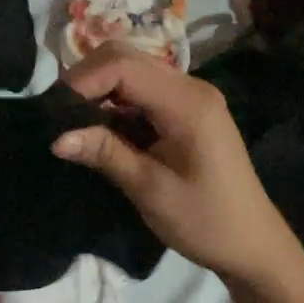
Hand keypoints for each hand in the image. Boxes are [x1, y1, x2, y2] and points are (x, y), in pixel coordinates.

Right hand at [51, 45, 291, 282]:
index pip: (123, 66)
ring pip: (131, 73)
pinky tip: (98, 133)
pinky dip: (114, 106)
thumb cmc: (204, 220)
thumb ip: (105, 154)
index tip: (53, 116)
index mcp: (187, 102)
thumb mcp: (150, 189)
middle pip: (125, 59)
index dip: (82, 82)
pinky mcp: (185, 113)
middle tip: (57, 119)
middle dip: (85, 82)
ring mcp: (189, 99)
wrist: (250, 243)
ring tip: (71, 127)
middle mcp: (190, 88)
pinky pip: (142, 94)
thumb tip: (56, 138)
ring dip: (98, 93)